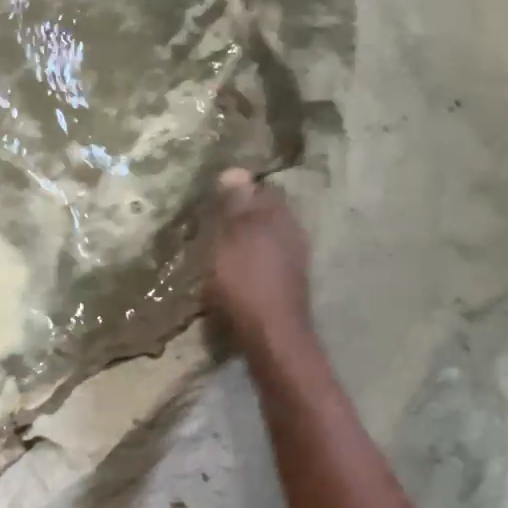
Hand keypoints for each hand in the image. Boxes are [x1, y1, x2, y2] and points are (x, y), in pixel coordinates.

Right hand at [205, 168, 311, 347]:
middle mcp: (293, 233)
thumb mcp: (232, 239)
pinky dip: (250, 261)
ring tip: (219, 246)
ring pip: (268, 238)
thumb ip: (234, 206)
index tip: (216, 193)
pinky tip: (234, 271)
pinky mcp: (287, 286)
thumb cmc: (247, 282)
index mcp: (279, 217)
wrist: (272, 336)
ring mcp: (293, 262)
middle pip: (267, 214)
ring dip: (247, 239)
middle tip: (214, 219)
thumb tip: (235, 171)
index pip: (263, 189)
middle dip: (245, 214)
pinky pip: (266, 262)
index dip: (241, 188)